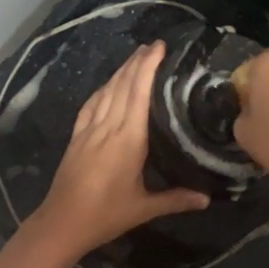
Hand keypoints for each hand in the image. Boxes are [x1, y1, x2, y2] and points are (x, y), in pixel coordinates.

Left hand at [30, 41, 209, 254]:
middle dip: (137, 62)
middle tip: (153, 46)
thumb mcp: (144, 208)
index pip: (138, 92)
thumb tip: (207, 199)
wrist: (62, 222)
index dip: (147, 67)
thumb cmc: (106, 214)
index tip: (159, 48)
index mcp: (128, 138)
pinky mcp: (76, 137)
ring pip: (106, 91)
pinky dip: (102, 90)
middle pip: (123, 85)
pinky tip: (107, 85)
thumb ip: (176, 199)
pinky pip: (91, 105)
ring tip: (135, 57)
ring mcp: (89, 129)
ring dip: (121, 71)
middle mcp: (108, 126)